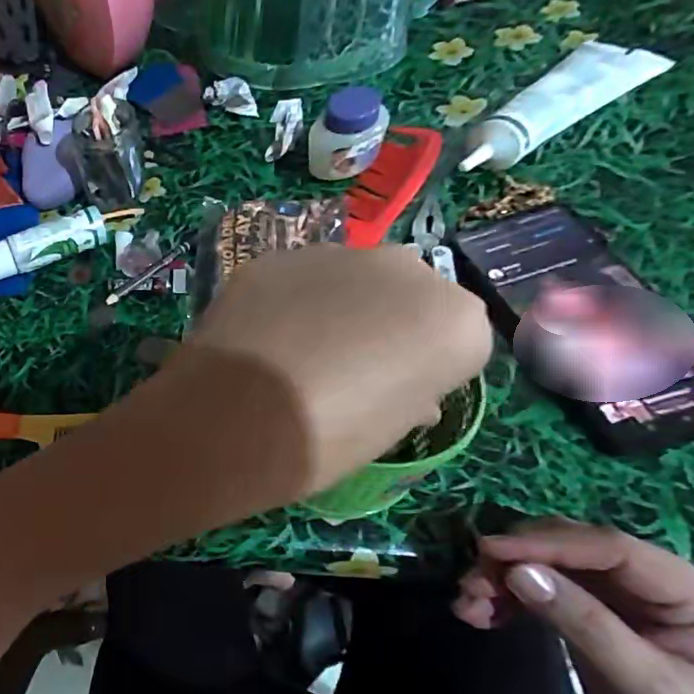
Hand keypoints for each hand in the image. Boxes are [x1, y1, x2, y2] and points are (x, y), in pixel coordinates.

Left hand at [174, 243, 491, 500]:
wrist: (236, 417)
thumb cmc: (328, 438)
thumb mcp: (390, 430)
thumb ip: (410, 394)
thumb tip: (404, 390)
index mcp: (457, 320)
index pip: (455, 341)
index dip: (423, 370)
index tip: (393, 393)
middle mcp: (405, 269)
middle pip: (406, 295)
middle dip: (384, 322)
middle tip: (345, 365)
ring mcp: (335, 255)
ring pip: (347, 279)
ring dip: (333, 305)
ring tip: (293, 351)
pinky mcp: (274, 258)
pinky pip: (293, 280)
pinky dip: (284, 301)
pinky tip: (258, 336)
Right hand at [454, 519, 693, 693]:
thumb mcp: (644, 688)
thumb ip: (584, 623)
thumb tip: (517, 571)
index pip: (613, 550)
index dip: (548, 544)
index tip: (487, 550)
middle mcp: (667, 585)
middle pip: (576, 551)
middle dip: (517, 561)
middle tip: (470, 586)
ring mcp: (635, 598)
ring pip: (554, 566)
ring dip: (505, 580)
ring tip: (468, 605)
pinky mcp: (605, 611)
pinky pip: (549, 589)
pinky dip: (512, 598)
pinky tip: (484, 615)